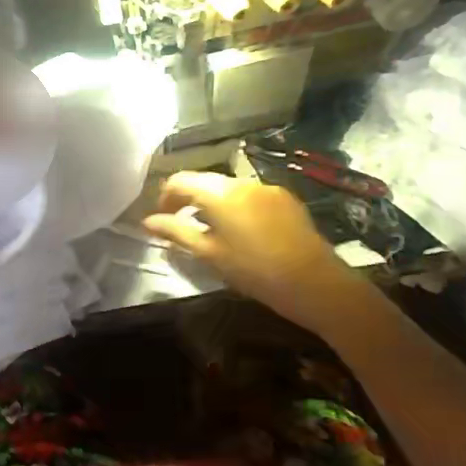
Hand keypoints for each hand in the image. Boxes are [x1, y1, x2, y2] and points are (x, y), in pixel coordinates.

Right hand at [142, 172, 367, 330]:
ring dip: (213, 202)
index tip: (162, 219)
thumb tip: (147, 221)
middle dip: (188, 198)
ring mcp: (266, 188)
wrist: (317, 284)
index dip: (165, 197)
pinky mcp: (286, 199)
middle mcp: (241, 182)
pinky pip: (250, 195)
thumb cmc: (255, 270)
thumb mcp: (209, 254)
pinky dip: (237, 206)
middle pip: (204, 181)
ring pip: (228, 188)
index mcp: (218, 193)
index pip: (179, 180)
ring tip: (212, 230)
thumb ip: (176, 232)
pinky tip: (242, 231)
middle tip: (182, 224)